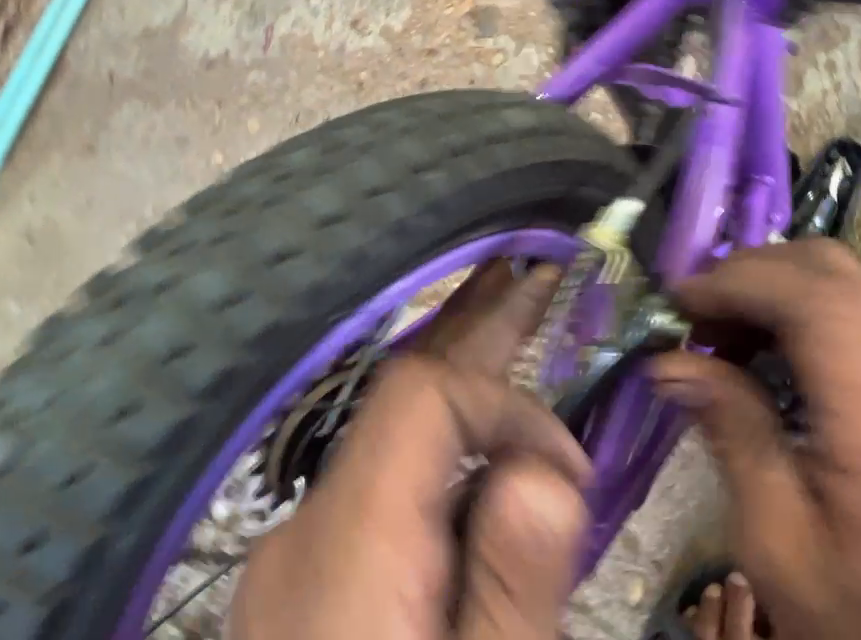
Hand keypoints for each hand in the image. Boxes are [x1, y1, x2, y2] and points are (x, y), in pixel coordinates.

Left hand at [229, 262, 589, 639]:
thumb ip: (512, 577)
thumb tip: (548, 469)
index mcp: (350, 537)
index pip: (424, 392)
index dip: (507, 401)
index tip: (568, 464)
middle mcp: (306, 526)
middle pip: (401, 396)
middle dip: (476, 334)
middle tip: (533, 275)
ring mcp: (292, 552)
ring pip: (390, 440)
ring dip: (463, 398)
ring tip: (511, 328)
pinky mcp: (297, 583)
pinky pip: (376, 489)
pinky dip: (436, 462)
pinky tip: (481, 473)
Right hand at [652, 239, 860, 639]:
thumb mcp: (776, 539)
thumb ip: (733, 434)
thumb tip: (670, 362)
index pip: (816, 297)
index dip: (739, 280)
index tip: (676, 304)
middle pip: (833, 271)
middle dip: (751, 273)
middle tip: (692, 318)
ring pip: (846, 284)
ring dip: (773, 290)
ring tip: (719, 339)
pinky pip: (858, 317)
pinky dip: (800, 313)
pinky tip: (764, 360)